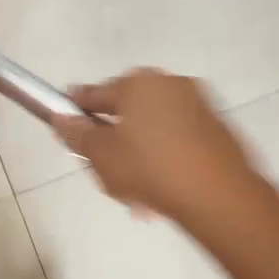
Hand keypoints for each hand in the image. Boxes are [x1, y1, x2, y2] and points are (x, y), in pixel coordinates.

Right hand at [52, 70, 266, 223]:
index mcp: (137, 84)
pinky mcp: (217, 128)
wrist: (217, 194)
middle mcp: (169, 84)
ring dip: (138, 153)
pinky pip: (177, 141)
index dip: (75, 110)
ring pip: (153, 129)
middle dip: (112, 137)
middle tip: (103, 167)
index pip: (94, 94)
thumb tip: (62, 117)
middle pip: (127, 111)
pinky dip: (164, 159)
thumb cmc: (149, 170)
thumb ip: (78, 134)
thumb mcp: (101, 156)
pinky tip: (158, 191)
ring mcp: (197, 104)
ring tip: (133, 190)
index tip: (63, 121)